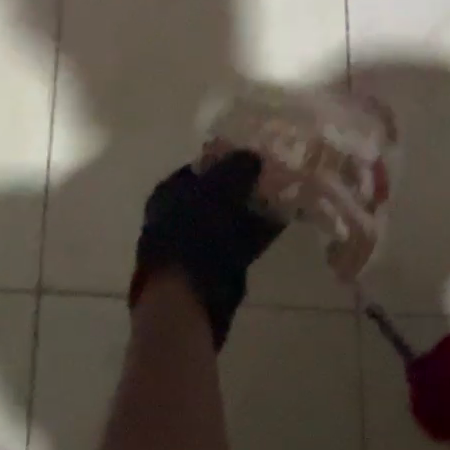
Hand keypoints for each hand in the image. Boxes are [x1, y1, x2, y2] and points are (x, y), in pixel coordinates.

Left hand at [130, 151, 283, 348]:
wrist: (187, 295)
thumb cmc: (196, 232)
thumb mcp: (219, 188)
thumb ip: (236, 168)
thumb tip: (251, 154)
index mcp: (169, 191)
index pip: (200, 167)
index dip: (225, 160)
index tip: (252, 159)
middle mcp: (177, 214)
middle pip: (214, 193)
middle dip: (241, 186)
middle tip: (270, 178)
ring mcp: (193, 242)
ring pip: (228, 217)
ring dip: (252, 208)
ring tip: (279, 197)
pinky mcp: (212, 267)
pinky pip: (238, 240)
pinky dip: (257, 231)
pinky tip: (278, 221)